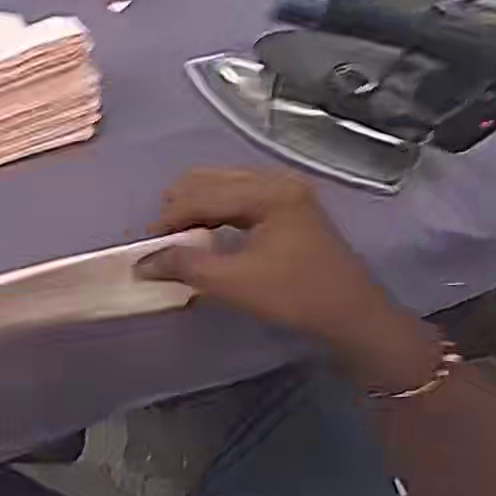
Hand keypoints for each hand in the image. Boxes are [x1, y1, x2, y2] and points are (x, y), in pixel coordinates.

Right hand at [137, 167, 441, 390]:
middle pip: (210, 179)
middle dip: (181, 208)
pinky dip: (217, 212)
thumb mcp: (235, 283)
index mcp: (268, 192)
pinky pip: (239, 196)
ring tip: (183, 241)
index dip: (169, 219)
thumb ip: (186, 266)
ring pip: (223, 185)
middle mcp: (277, 180)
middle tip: (164, 241)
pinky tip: (209, 236)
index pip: (202, 194)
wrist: (354, 316)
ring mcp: (286, 190)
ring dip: (197, 208)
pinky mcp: (289, 205)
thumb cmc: (297, 297)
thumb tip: (142, 263)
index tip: (147, 245)